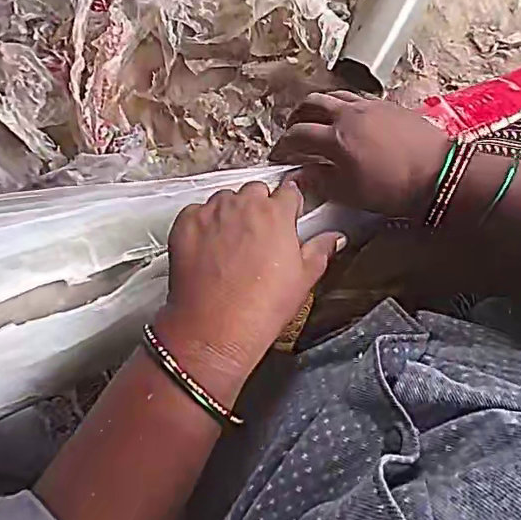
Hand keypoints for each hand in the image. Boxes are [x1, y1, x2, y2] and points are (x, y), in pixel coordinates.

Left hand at [159, 180, 344, 382]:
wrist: (215, 327)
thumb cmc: (260, 307)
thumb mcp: (304, 279)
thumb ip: (320, 249)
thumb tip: (335, 238)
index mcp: (275, 213)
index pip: (288, 192)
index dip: (288, 206)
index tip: (286, 215)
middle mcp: (242, 205)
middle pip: (254, 192)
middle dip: (257, 207)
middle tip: (258, 236)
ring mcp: (211, 212)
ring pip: (224, 200)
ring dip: (229, 214)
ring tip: (231, 245)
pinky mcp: (185, 223)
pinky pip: (195, 212)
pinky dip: (202, 224)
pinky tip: (208, 249)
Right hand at [270, 91, 450, 217]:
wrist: (442, 173)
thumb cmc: (395, 189)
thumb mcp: (351, 192)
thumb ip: (320, 181)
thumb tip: (298, 176)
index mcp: (335, 138)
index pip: (297, 135)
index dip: (283, 145)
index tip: (279, 155)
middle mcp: (347, 114)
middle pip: (310, 104)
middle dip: (297, 117)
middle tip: (293, 132)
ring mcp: (369, 106)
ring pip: (333, 95)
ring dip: (318, 106)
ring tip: (317, 120)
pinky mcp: (387, 105)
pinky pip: (355, 97)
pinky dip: (341, 105)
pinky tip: (348, 119)